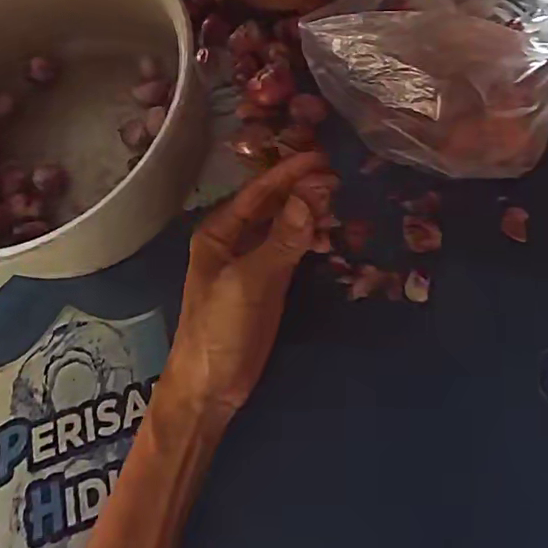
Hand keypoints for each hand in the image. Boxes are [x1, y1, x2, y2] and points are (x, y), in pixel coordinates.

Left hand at [166, 151, 330, 421]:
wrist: (209, 389)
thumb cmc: (219, 328)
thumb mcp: (250, 281)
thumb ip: (282, 240)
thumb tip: (312, 194)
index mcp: (218, 231)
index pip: (258, 192)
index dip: (288, 173)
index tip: (320, 158)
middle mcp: (234, 239)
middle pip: (272, 205)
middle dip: (301, 190)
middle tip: (337, 178)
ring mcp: (252, 261)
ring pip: (284, 226)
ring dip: (308, 214)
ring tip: (338, 203)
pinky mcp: (268, 284)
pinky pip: (291, 250)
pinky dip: (309, 240)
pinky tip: (328, 237)